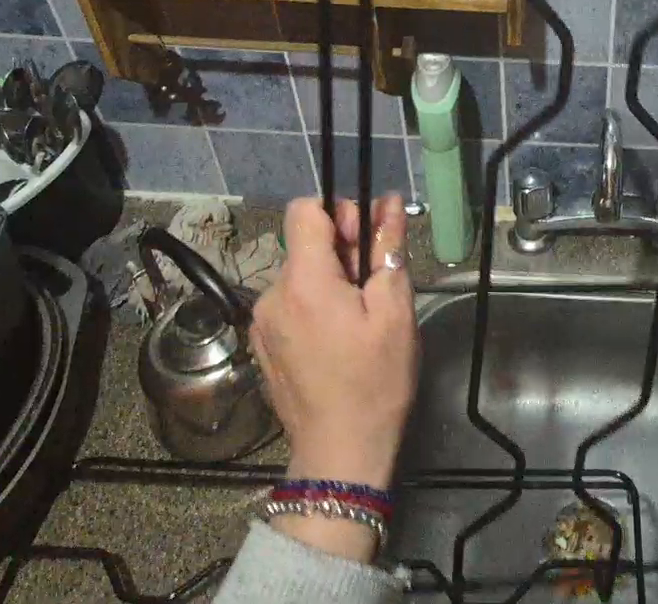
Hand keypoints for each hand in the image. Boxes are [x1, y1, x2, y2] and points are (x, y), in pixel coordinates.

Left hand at [251, 195, 417, 491]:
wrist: (340, 453)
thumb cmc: (375, 380)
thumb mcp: (394, 310)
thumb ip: (387, 250)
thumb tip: (387, 203)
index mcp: (303, 281)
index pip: (304, 209)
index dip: (340, 212)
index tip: (368, 241)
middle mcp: (271, 295)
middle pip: (306, 243)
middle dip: (344, 249)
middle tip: (378, 282)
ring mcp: (262, 323)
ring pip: (302, 273)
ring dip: (333, 278)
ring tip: (363, 315)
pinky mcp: (264, 344)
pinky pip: (292, 302)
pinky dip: (318, 303)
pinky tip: (341, 336)